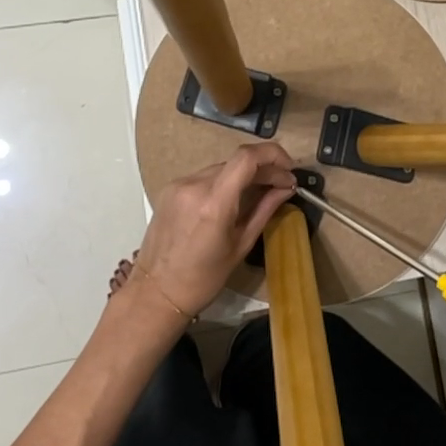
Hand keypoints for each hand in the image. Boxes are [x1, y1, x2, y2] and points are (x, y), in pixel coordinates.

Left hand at [134, 144, 296, 315]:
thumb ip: (265, 210)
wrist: (157, 291)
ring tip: (258, 193)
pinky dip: (222, 182)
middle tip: (281, 185)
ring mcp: (178, 185)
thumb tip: (286, 187)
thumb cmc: (204, 278)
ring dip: (242, 176)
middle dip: (262, 169)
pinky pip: (203, 177)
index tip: (289, 169)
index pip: (246, 157)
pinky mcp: (169, 189)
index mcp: (213, 202)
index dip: (273, 154)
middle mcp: (194, 185)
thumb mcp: (241, 245)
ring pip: (220, 168)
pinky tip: (231, 199)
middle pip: (235, 162)